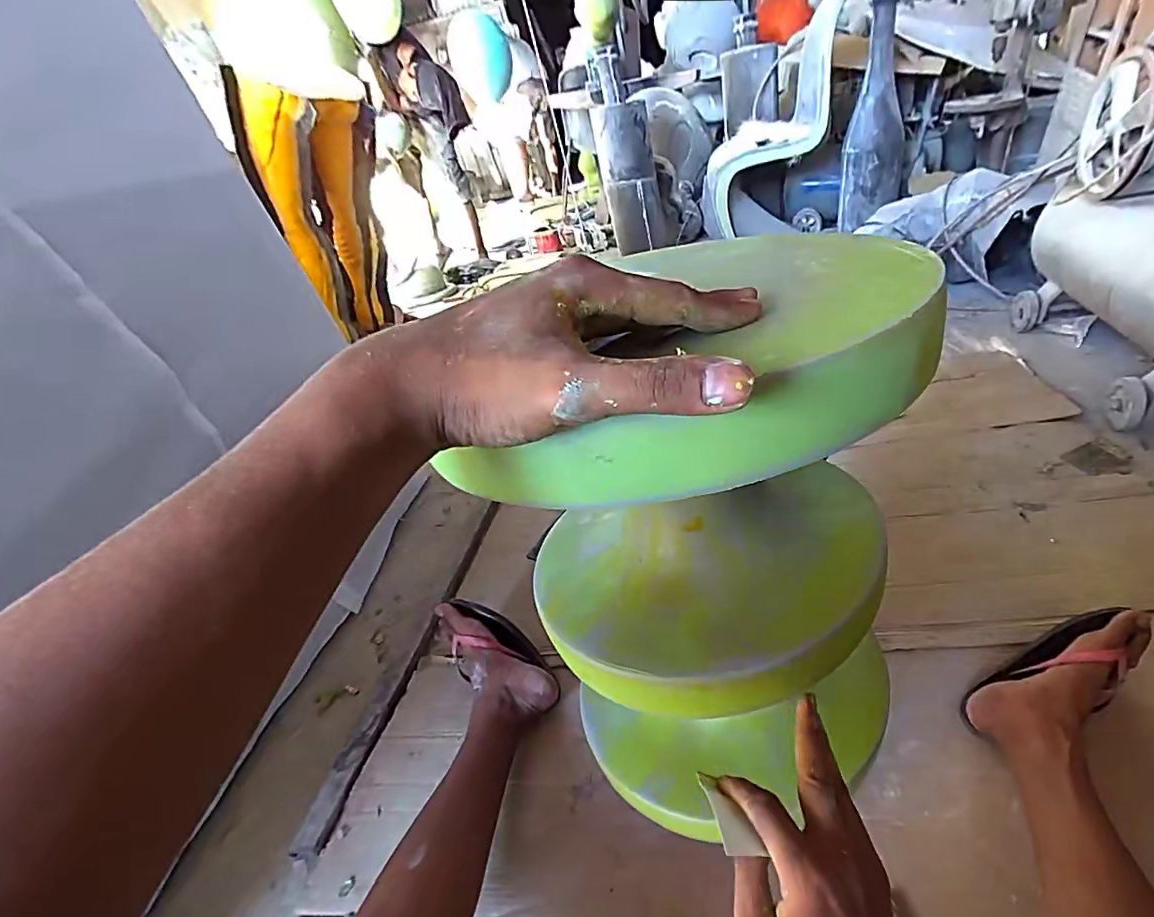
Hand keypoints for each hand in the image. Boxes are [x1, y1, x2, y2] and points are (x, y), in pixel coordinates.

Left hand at [345, 254, 761, 447]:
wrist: (401, 392)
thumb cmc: (485, 383)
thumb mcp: (575, 388)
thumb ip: (655, 388)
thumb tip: (740, 384)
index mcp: (582, 287)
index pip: (665, 297)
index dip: (712, 307)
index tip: (752, 307)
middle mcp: (563, 293)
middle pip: (641, 303)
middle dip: (685, 311)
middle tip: (726, 315)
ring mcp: (540, 317)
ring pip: (611, 322)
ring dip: (649, 331)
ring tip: (680, 337)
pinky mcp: (522, 345)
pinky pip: (587, 342)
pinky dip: (616, 351)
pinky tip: (616, 363)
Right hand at [716, 696, 936, 916]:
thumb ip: (747, 880)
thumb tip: (741, 833)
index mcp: (806, 873)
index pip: (766, 812)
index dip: (740, 791)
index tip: (719, 781)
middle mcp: (840, 855)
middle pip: (823, 783)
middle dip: (811, 740)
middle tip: (805, 704)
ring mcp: (863, 859)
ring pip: (841, 795)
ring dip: (823, 758)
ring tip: (811, 726)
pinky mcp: (874, 868)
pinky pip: (849, 815)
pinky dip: (830, 788)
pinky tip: (820, 779)